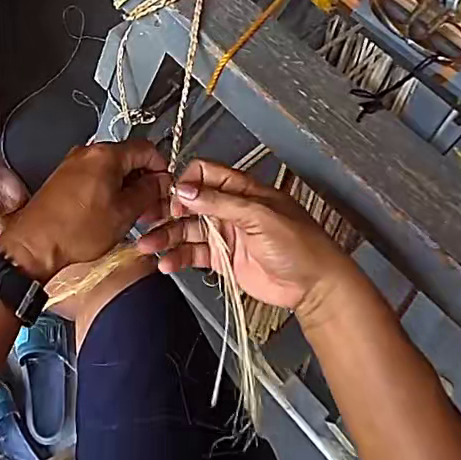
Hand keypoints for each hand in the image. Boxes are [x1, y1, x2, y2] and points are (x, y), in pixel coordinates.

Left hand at [0, 140, 171, 280]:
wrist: (33, 245)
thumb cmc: (73, 230)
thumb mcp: (124, 213)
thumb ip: (148, 192)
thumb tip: (160, 181)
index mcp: (106, 155)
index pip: (147, 149)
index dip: (161, 168)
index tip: (165, 186)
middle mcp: (88, 153)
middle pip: (129, 158)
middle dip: (144, 181)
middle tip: (152, 205)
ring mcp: (74, 164)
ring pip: (112, 169)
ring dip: (127, 188)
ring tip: (131, 214)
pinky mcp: (65, 179)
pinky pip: (96, 177)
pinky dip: (108, 191)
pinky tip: (111, 213)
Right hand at [136, 159, 358, 313]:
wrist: (314, 284)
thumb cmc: (299, 244)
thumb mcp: (259, 216)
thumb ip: (221, 202)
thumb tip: (186, 189)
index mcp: (241, 190)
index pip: (204, 175)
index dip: (186, 184)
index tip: (174, 199)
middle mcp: (230, 208)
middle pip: (190, 203)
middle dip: (167, 211)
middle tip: (147, 222)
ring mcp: (225, 234)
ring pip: (188, 230)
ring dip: (166, 236)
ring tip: (147, 246)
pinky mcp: (223, 258)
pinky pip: (194, 254)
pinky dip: (177, 258)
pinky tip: (165, 263)